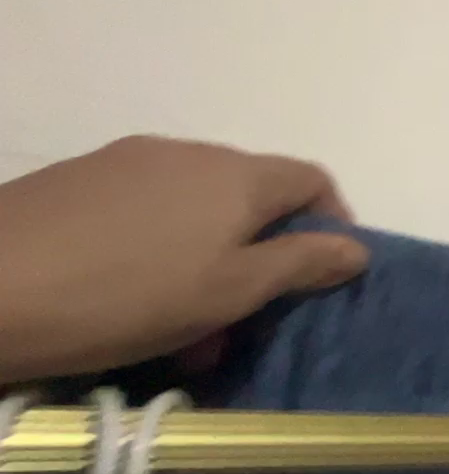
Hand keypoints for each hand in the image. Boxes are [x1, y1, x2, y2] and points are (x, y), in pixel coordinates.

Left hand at [0, 136, 368, 383]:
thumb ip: (306, 263)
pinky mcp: (67, 184)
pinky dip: (160, 250)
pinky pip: (143, 212)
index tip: (324, 272)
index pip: (314, 181)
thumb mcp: (234, 290)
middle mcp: (187, 155)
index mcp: (237, 174)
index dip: (333, 223)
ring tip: (186, 318)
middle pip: (255, 197)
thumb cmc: (124, 294)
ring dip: (212, 258)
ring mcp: (121, 164)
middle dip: (266, 252)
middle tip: (251, 311)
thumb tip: (356, 248)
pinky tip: (130, 295)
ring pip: (197, 209)